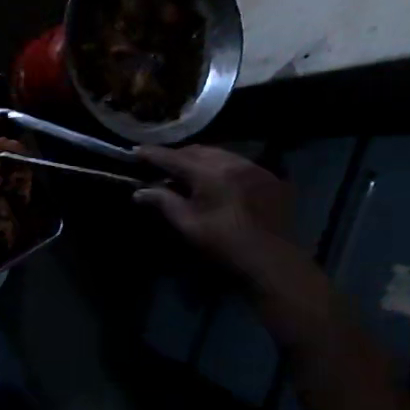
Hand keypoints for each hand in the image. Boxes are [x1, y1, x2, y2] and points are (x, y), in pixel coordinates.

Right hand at [133, 145, 293, 273]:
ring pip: (219, 153)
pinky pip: (239, 163)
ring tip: (189, 171)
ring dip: (201, 159)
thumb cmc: (225, 245)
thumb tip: (139, 192)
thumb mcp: (189, 226)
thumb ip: (164, 203)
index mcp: (208, 173)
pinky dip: (223, 166)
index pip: (173, 157)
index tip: (136, 151)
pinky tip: (219, 179)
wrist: (273, 259)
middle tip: (162, 165)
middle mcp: (231, 161)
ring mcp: (253, 166)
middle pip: (197, 151)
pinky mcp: (268, 176)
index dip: (153, 154)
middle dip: (178, 156)